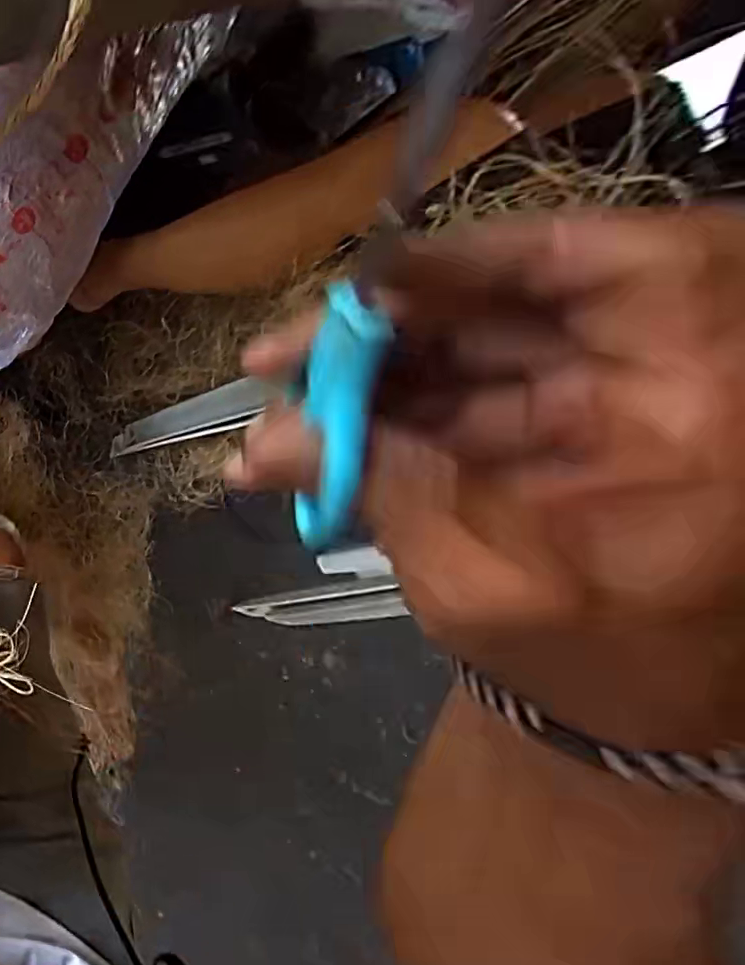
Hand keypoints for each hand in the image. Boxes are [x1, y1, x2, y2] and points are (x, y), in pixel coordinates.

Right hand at [228, 209, 744, 749]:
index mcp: (704, 397)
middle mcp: (654, 375)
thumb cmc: (599, 656)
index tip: (358, 285)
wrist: (627, 707)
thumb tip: (266, 441)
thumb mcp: (487, 576)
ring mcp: (584, 401)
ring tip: (263, 435)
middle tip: (269, 363)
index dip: (473, 256)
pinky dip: (352, 424)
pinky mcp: (524, 428)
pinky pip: (427, 402)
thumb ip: (384, 491)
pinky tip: (283, 456)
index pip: (608, 266)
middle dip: (367, 336)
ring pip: (445, 353)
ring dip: (341, 388)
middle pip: (497, 305)